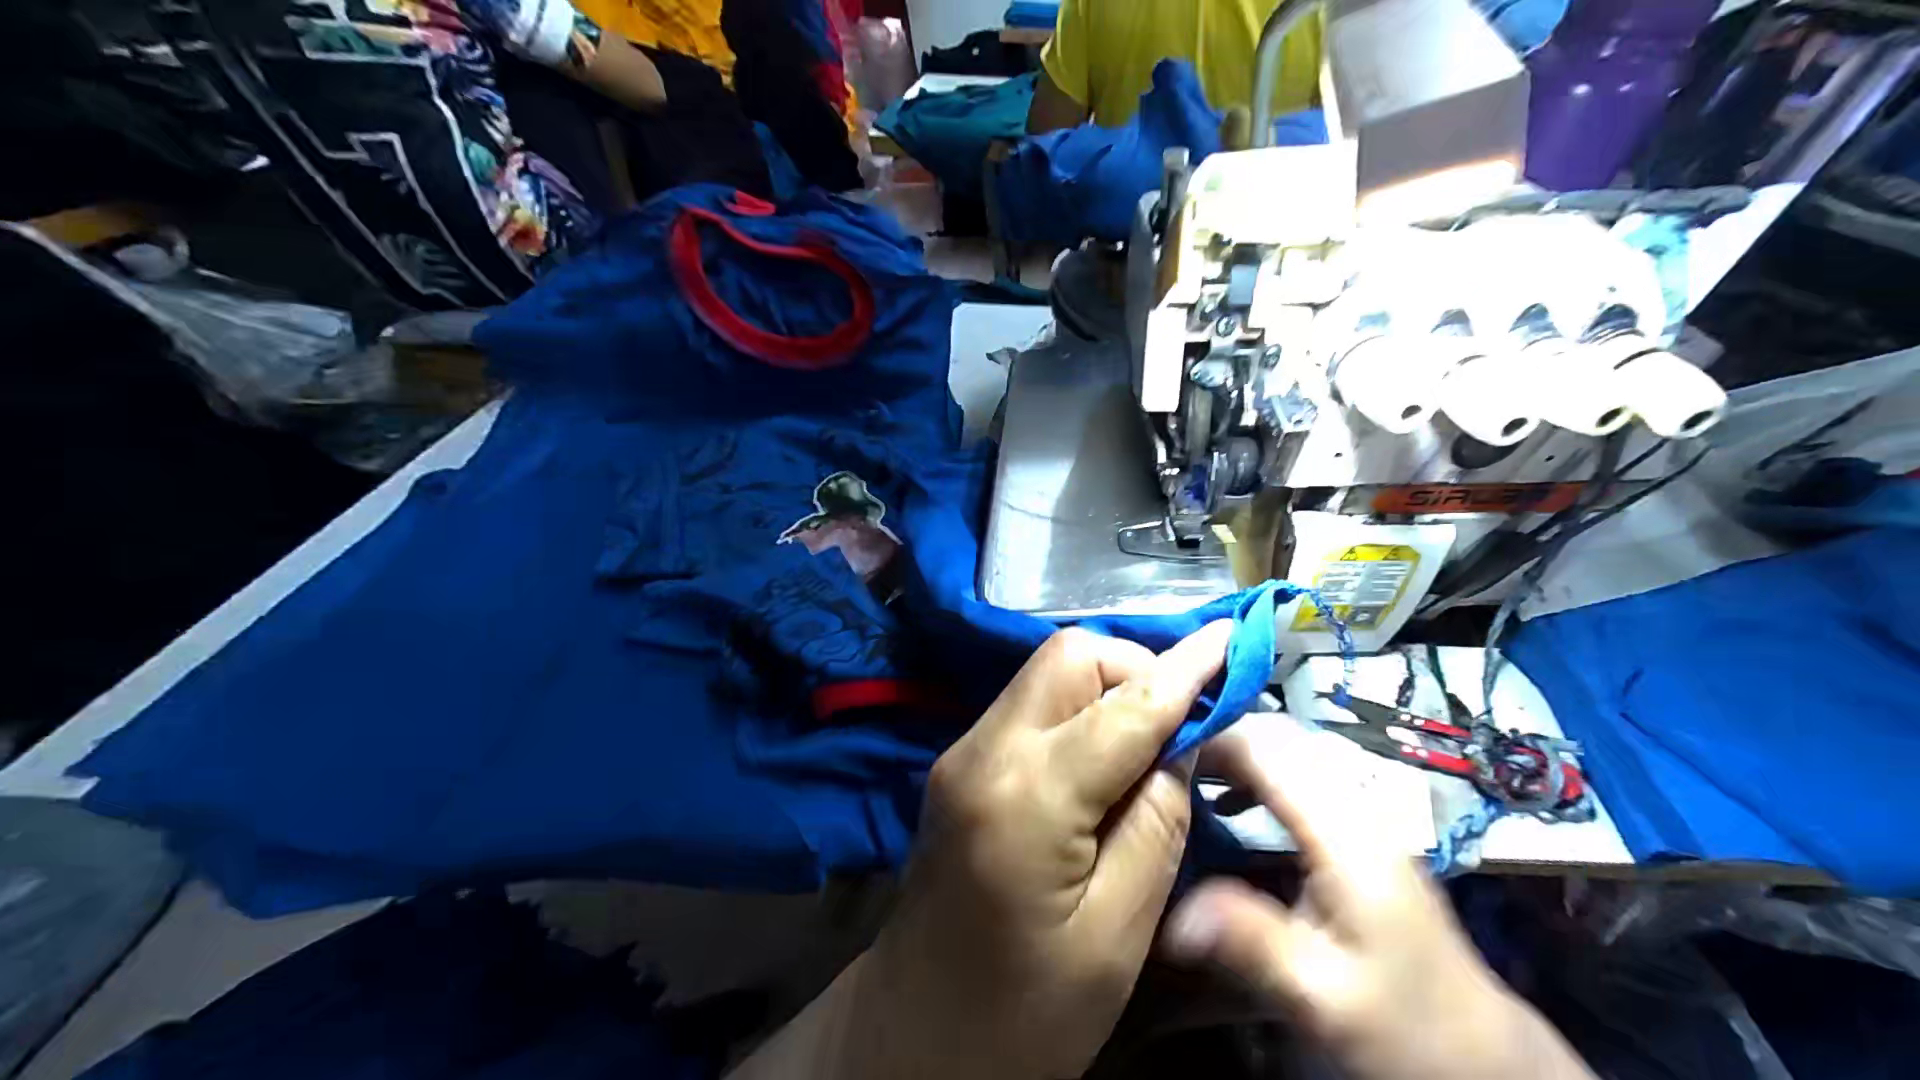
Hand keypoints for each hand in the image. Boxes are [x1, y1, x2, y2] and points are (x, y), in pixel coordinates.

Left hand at [865, 622, 1232, 1078]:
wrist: (918, 1031)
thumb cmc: (1028, 1009)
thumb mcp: (1118, 932)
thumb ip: (1156, 820)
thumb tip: (1180, 740)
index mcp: (1026, 795)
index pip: (1121, 706)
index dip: (1184, 671)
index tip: (1230, 639)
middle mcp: (984, 750)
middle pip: (1069, 656)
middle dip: (1135, 670)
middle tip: (1180, 726)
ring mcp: (963, 751)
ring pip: (1046, 673)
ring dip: (1106, 688)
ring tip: (1148, 745)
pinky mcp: (959, 763)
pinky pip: (1029, 705)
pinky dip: (1076, 711)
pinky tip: (1102, 760)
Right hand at [1161, 733, 1596, 1079]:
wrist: (1480, 1053)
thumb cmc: (1403, 1025)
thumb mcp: (1323, 997)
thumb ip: (1252, 943)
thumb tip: (1173, 916)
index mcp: (1347, 835)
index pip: (1268, 752)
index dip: (1209, 738)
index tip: (1152, 746)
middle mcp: (1356, 808)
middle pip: (1278, 738)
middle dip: (1214, 736)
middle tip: (1156, 756)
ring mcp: (1361, 816)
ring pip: (1287, 751)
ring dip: (1231, 750)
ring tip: (1180, 771)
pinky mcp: (1357, 831)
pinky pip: (1295, 775)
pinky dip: (1252, 772)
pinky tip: (1227, 800)